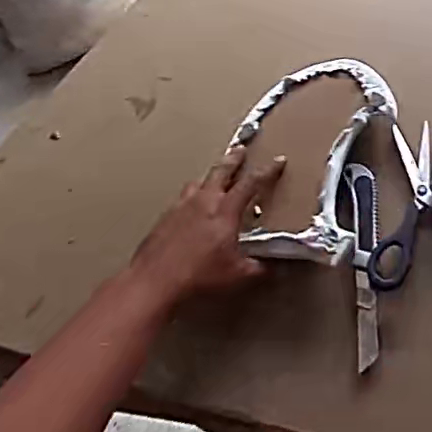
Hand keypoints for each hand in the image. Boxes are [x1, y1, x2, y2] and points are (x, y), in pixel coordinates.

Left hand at [127, 147, 284, 305]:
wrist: (153, 283)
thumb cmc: (198, 277)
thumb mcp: (237, 276)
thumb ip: (259, 269)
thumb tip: (276, 268)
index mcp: (225, 210)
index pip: (251, 183)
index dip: (267, 171)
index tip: (278, 161)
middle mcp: (204, 201)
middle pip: (221, 170)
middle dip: (234, 158)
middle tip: (240, 149)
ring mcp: (181, 206)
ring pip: (198, 181)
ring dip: (210, 176)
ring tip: (213, 177)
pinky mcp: (164, 217)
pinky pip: (182, 198)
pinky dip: (191, 196)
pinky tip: (190, 207)